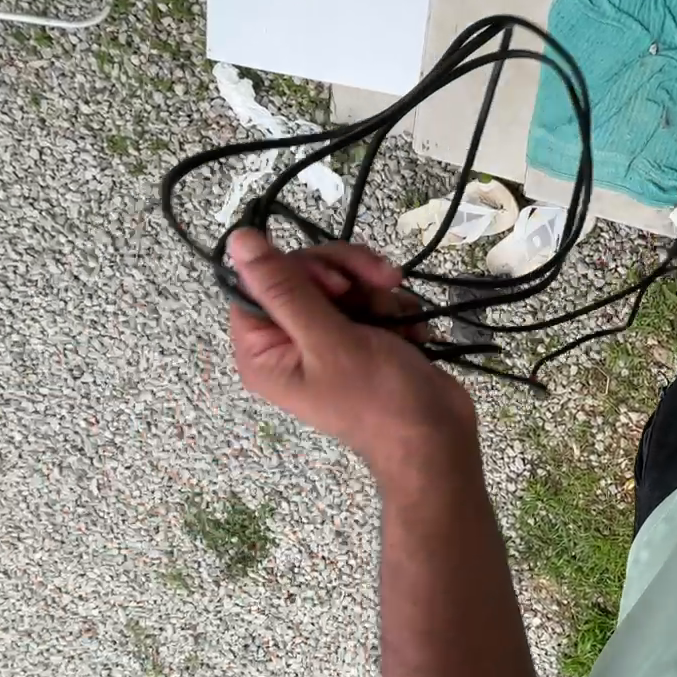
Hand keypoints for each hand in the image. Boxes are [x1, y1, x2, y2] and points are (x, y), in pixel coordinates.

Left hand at [226, 229, 478, 484]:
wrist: (437, 438)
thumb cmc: (379, 397)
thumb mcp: (329, 340)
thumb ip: (285, 289)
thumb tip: (239, 239)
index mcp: (265, 349)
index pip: (264, 280)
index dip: (303, 270)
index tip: (340, 285)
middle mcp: (292, 343)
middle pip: (308, 276)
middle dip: (352, 277)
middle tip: (387, 283)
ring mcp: (332, 342)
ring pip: (347, 285)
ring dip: (381, 295)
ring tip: (403, 323)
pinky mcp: (367, 342)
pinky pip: (374, 303)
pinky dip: (397, 311)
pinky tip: (413, 332)